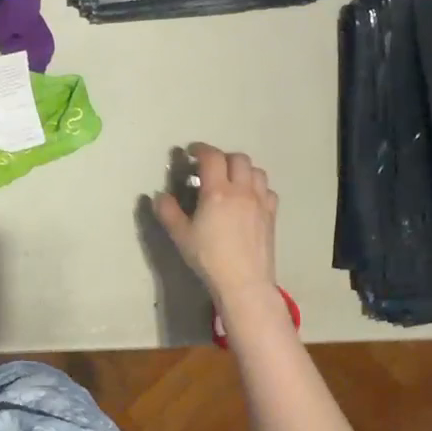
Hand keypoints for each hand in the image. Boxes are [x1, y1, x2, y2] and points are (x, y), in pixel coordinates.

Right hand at [154, 144, 278, 311]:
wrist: (244, 281)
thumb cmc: (208, 257)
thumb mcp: (180, 235)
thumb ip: (168, 211)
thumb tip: (159, 195)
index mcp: (217, 191)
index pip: (212, 157)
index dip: (201, 149)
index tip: (191, 152)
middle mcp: (242, 190)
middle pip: (238, 158)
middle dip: (222, 157)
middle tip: (209, 167)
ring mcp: (260, 202)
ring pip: (256, 171)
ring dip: (242, 169)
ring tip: (230, 179)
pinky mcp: (271, 215)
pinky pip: (267, 190)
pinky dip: (257, 186)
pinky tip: (248, 198)